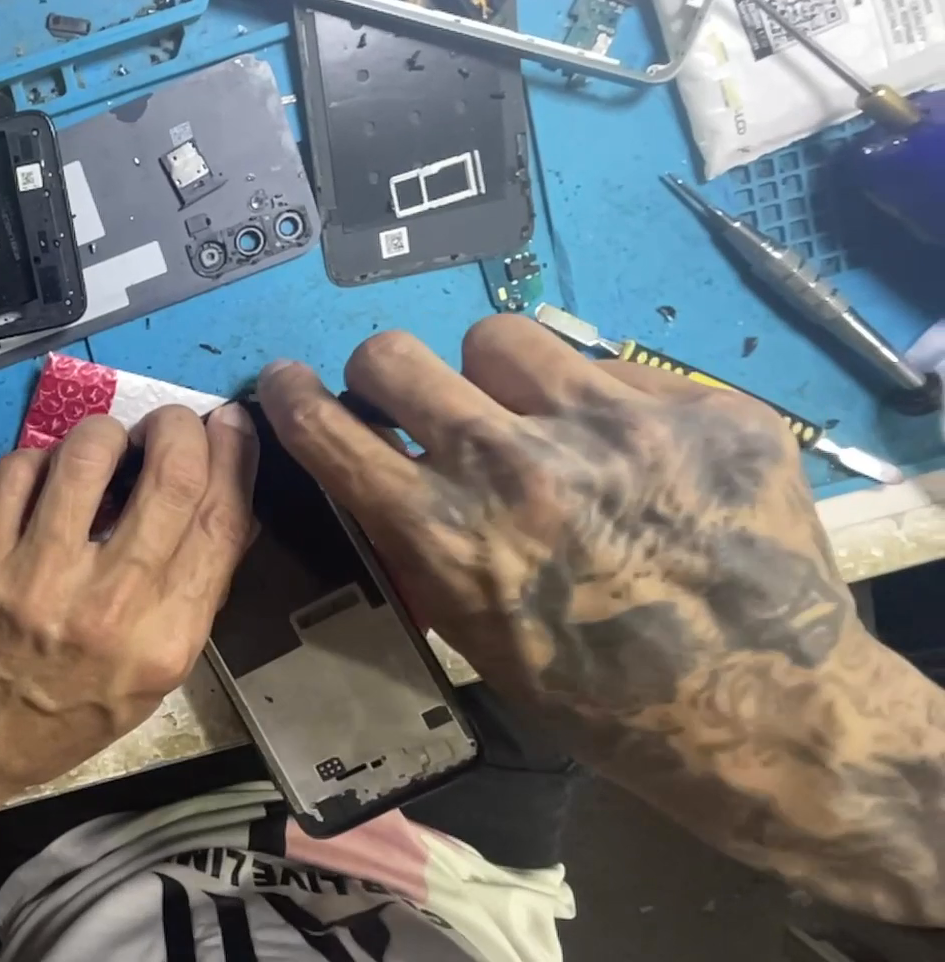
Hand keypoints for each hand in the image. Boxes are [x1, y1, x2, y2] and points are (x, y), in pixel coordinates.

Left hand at [0, 404, 258, 816]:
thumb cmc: (71, 713)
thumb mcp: (155, 674)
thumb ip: (195, 591)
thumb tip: (231, 499)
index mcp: (165, 641)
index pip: (222, 522)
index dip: (235, 456)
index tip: (230, 424)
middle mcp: (108, 608)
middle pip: (170, 478)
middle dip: (176, 427)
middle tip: (167, 422)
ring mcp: (37, 581)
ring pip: (87, 457)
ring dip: (104, 433)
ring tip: (104, 445)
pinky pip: (17, 470)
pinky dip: (38, 457)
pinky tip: (45, 476)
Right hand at [258, 315, 944, 926]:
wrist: (763, 713)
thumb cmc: (579, 682)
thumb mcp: (457, 620)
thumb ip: (401, 531)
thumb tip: (363, 462)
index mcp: (442, 530)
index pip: (326, 427)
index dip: (289, 393)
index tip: (285, 380)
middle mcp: (512, 466)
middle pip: (390, 353)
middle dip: (383, 375)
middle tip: (412, 402)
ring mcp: (613, 429)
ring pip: (494, 337)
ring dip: (489, 376)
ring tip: (526, 418)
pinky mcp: (702, 411)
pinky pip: (604, 366)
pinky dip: (592, 401)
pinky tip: (627, 454)